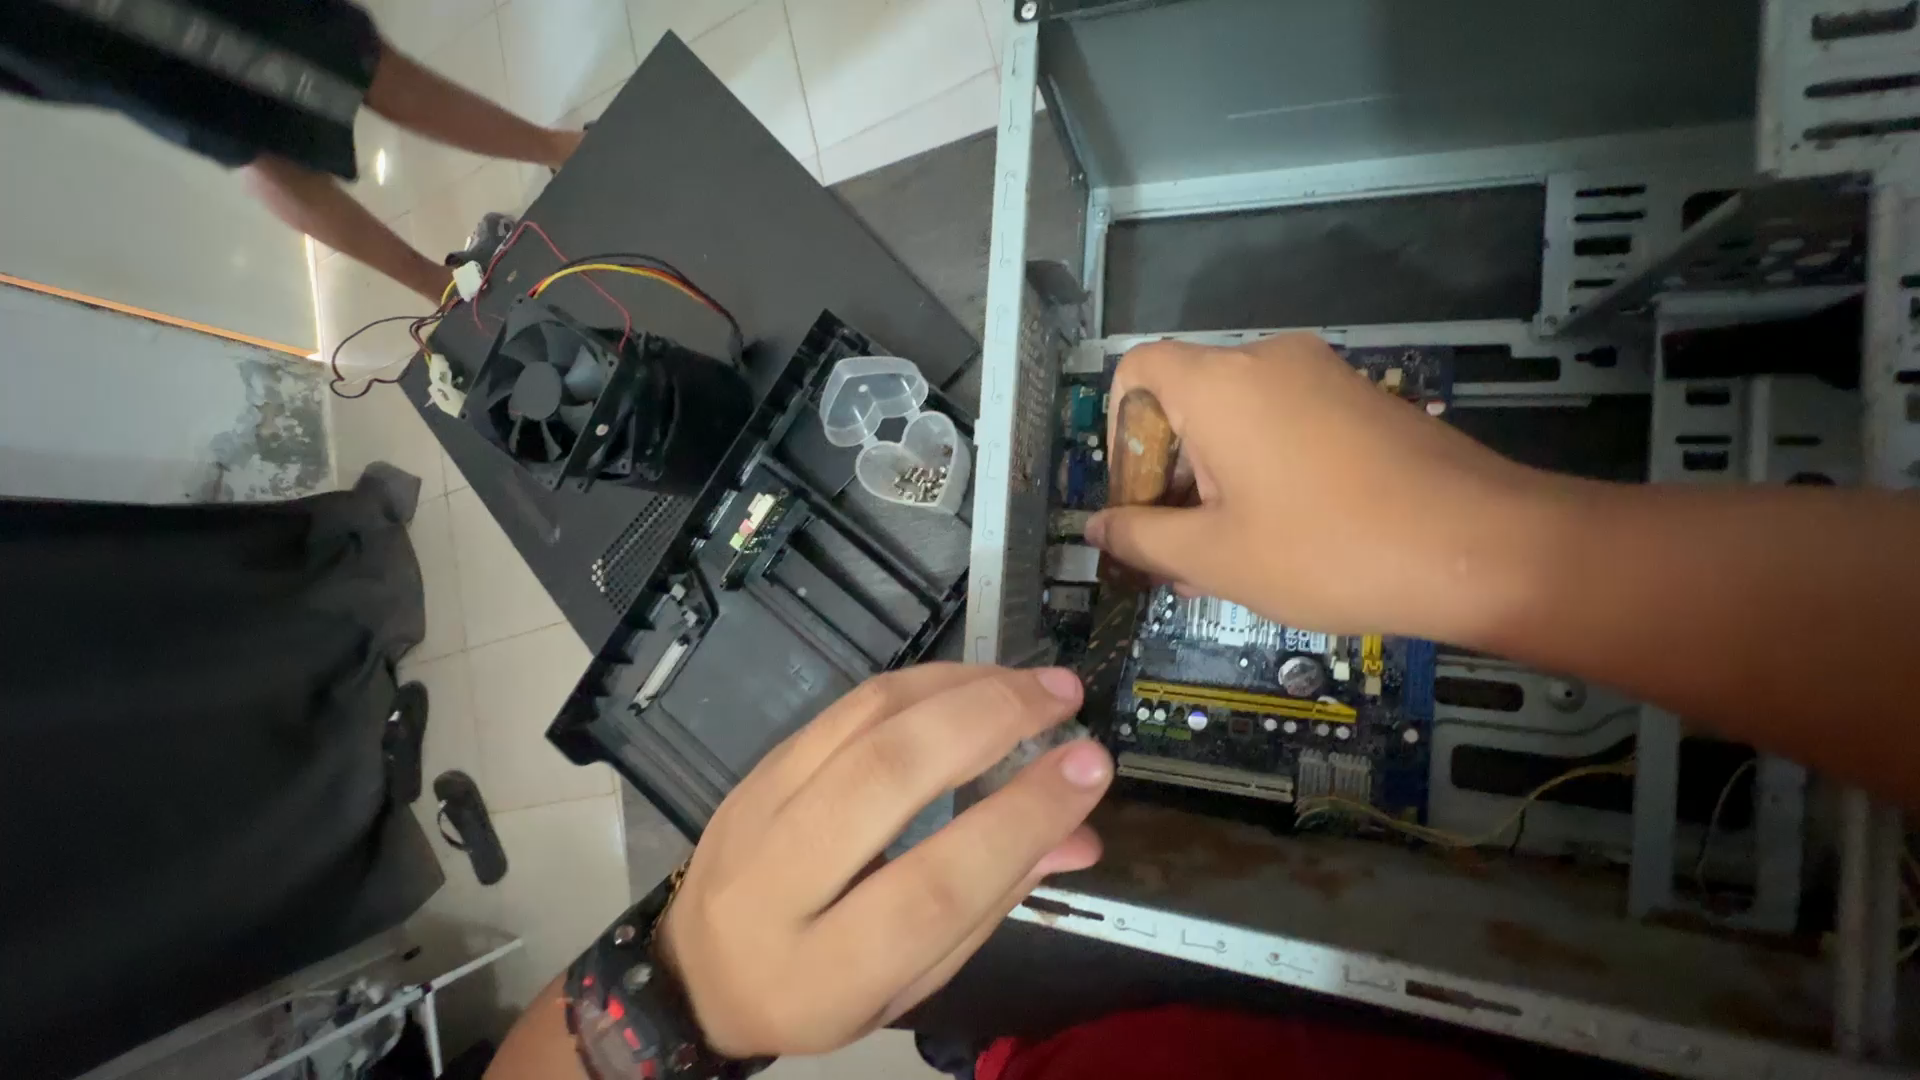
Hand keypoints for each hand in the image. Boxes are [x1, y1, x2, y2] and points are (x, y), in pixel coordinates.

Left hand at [654, 664, 1111, 1057]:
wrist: (700, 968)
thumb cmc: (821, 989)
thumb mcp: (909, 983)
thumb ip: (990, 905)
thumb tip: (1079, 834)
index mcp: (825, 972)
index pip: (935, 885)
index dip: (1021, 818)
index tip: (1089, 767)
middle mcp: (779, 880)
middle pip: (887, 776)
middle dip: (989, 721)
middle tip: (1063, 696)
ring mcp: (761, 807)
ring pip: (865, 721)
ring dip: (961, 686)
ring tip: (1031, 682)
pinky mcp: (763, 763)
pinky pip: (848, 703)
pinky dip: (923, 681)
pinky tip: (973, 680)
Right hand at [1087, 334, 1559, 640]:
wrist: (1485, 549)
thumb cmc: (1328, 550)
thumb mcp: (1214, 557)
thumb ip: (1141, 538)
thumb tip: (1098, 529)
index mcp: (1219, 385)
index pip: (1136, 370)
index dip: (1119, 432)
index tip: (1137, 497)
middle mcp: (1267, 362)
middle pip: (1184, 401)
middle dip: (1166, 474)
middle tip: (1178, 548)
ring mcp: (1321, 376)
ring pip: (1234, 419)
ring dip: (1212, 481)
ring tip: (1227, 555)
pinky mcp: (1360, 401)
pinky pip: (1282, 425)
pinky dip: (1260, 470)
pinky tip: (1279, 535)